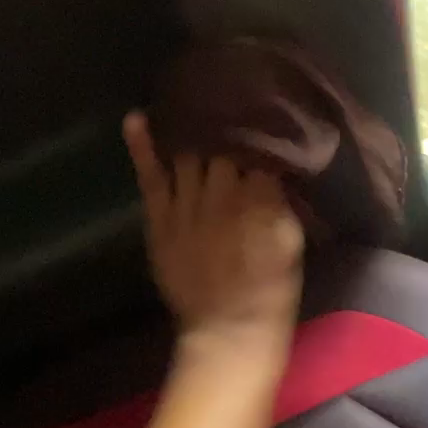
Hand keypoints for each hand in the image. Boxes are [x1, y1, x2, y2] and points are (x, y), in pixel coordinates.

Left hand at [124, 111, 304, 344]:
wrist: (229, 331)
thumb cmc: (270, 290)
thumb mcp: (291, 240)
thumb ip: (284, 199)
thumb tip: (279, 163)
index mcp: (260, 198)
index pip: (261, 150)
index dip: (263, 128)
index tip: (265, 109)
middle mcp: (222, 193)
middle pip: (223, 145)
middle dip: (227, 121)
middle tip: (230, 96)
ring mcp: (185, 204)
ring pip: (187, 152)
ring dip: (191, 126)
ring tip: (193, 98)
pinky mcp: (159, 218)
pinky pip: (150, 175)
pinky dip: (142, 147)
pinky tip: (136, 117)